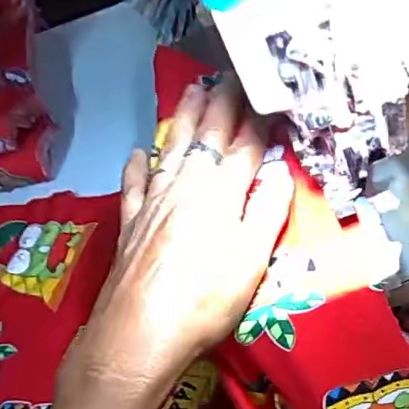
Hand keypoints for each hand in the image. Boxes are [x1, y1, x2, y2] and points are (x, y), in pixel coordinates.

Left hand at [66, 77, 292, 406]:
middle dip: (221, 103)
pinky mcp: (131, 224)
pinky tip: (139, 152)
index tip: (266, 91)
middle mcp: (186, 188)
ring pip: (172, 149)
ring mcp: (154, 203)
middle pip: (207, 138)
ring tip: (193, 91)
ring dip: (184, 119)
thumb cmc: (204, 301)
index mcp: (220, 195)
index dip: (258, 119)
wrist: (139, 333)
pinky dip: (138, 165)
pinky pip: (135, 184)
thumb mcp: (251, 259)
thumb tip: (277, 170)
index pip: (244, 147)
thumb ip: (266, 211)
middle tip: (229, 74)